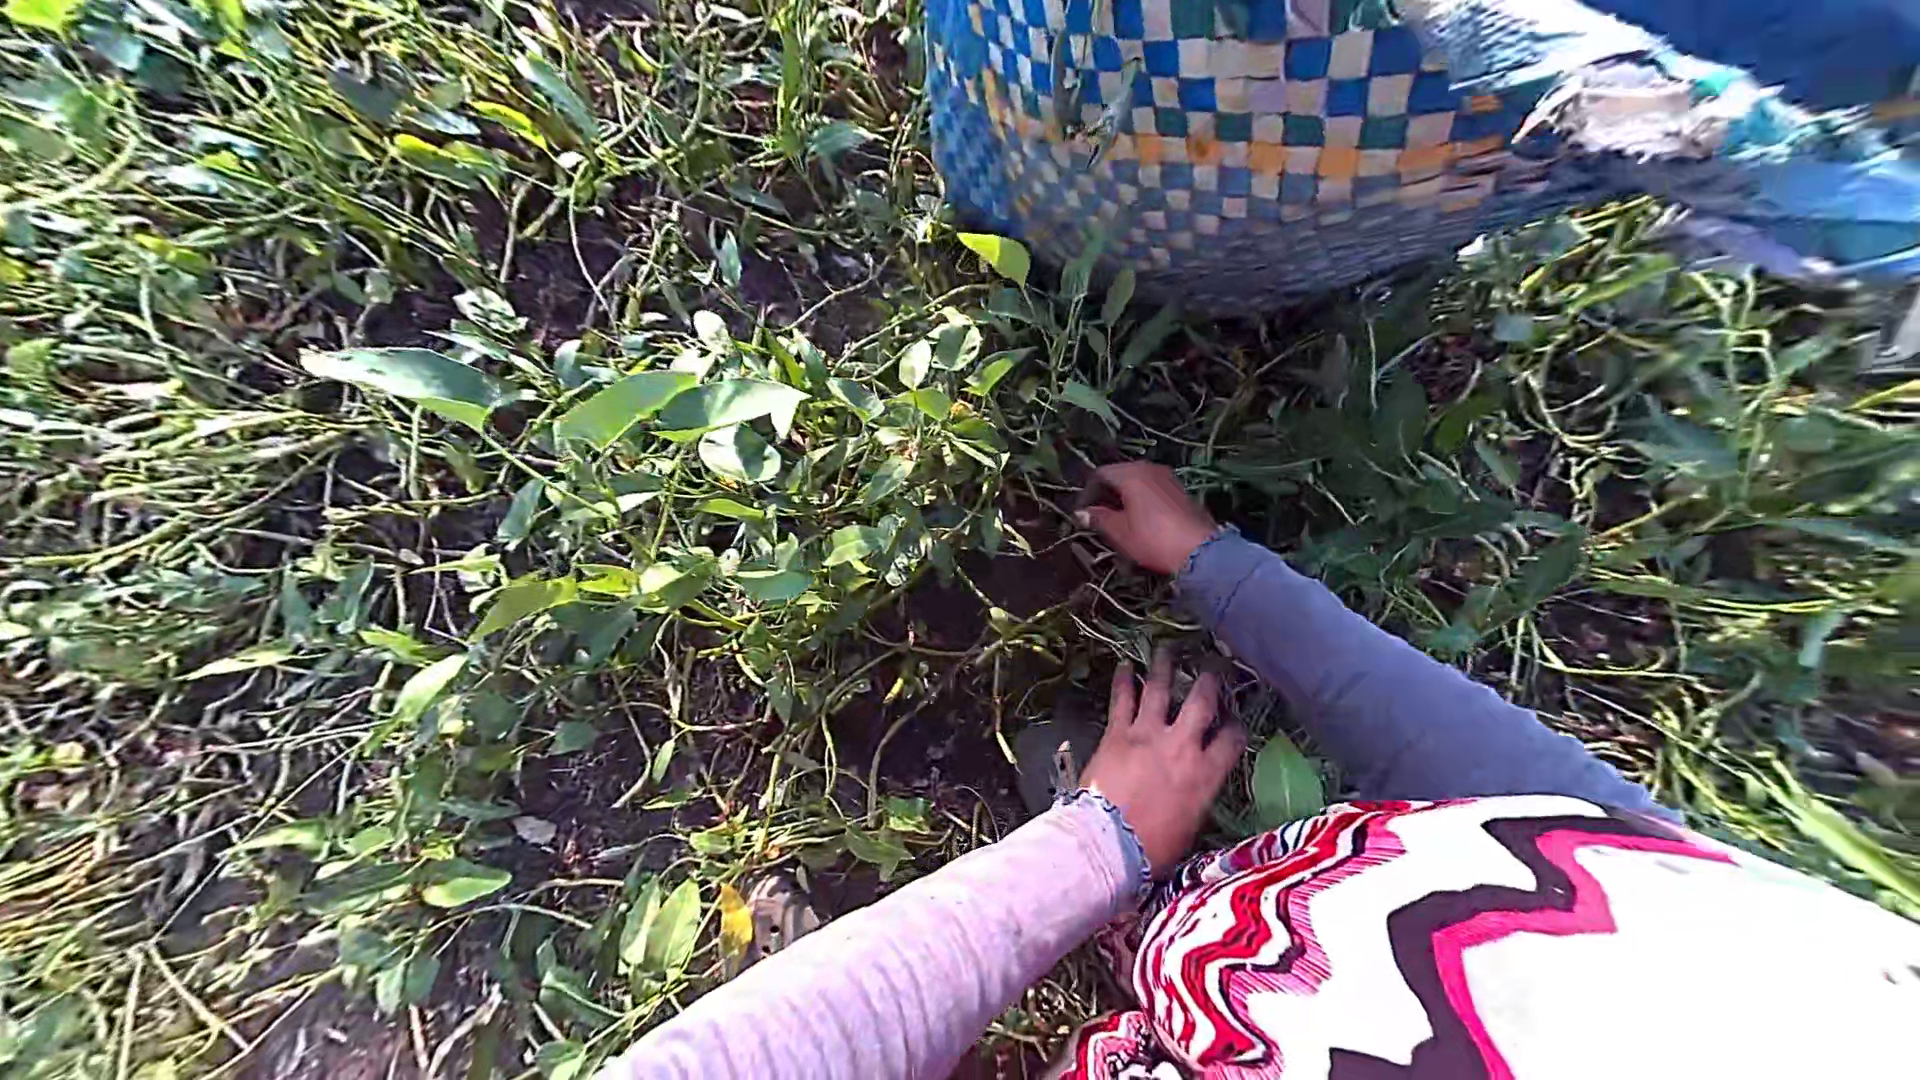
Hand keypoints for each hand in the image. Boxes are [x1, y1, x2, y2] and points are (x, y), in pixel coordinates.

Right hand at [1074, 462, 1217, 575]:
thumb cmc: (1153, 538)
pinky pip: (1152, 489)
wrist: (1199, 551)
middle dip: (1106, 495)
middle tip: (1098, 517)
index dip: (1088, 493)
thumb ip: (1099, 518)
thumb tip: (1083, 513)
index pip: (1100, 474)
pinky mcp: (1180, 491)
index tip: (1083, 512)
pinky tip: (1138, 520)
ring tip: (1117, 521)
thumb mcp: (1119, 531)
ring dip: (1123, 498)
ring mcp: (1168, 478)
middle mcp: (1150, 469)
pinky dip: (1140, 500)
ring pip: (1137, 482)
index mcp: (1131, 474)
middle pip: (1119, 475)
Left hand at [1079, 648, 1245, 876]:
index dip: (1236, 729)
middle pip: (1201, 704)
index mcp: (1204, 775)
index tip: (1236, 721)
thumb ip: (1195, 801)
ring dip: (1165, 669)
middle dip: (1209, 683)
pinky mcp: (1117, 731)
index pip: (1230, 743)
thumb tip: (1194, 793)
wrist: (1109, 840)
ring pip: (1161, 691)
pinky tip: (1125, 666)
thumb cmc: (1151, 848)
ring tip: (1168, 650)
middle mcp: (1181, 746)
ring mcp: (1147, 733)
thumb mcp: (1189, 829)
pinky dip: (1124, 681)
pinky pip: (1123, 699)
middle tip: (1212, 668)